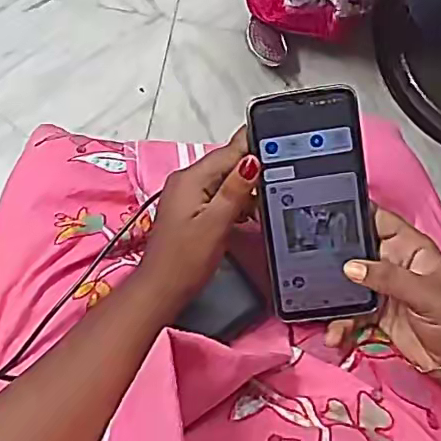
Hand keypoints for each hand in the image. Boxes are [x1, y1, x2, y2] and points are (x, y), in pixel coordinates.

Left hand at [133, 130, 260, 309]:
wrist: (162, 289)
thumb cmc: (184, 261)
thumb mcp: (216, 223)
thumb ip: (235, 190)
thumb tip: (252, 160)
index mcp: (190, 178)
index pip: (229, 152)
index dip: (255, 153)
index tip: (279, 155)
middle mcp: (185, 180)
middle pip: (226, 164)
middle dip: (250, 174)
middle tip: (271, 189)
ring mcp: (186, 194)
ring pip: (223, 180)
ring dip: (243, 191)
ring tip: (257, 208)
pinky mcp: (189, 208)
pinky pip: (216, 194)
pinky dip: (232, 202)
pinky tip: (243, 216)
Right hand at [325, 208, 440, 379]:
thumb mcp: (426, 295)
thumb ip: (389, 278)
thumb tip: (350, 267)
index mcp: (410, 249)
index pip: (379, 221)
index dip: (356, 213)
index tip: (326, 213)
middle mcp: (393, 264)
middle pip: (356, 251)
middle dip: (335, 257)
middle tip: (310, 262)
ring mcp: (382, 288)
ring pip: (348, 284)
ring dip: (335, 298)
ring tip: (326, 314)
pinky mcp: (374, 312)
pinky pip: (349, 311)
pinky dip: (340, 323)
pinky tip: (336, 335)